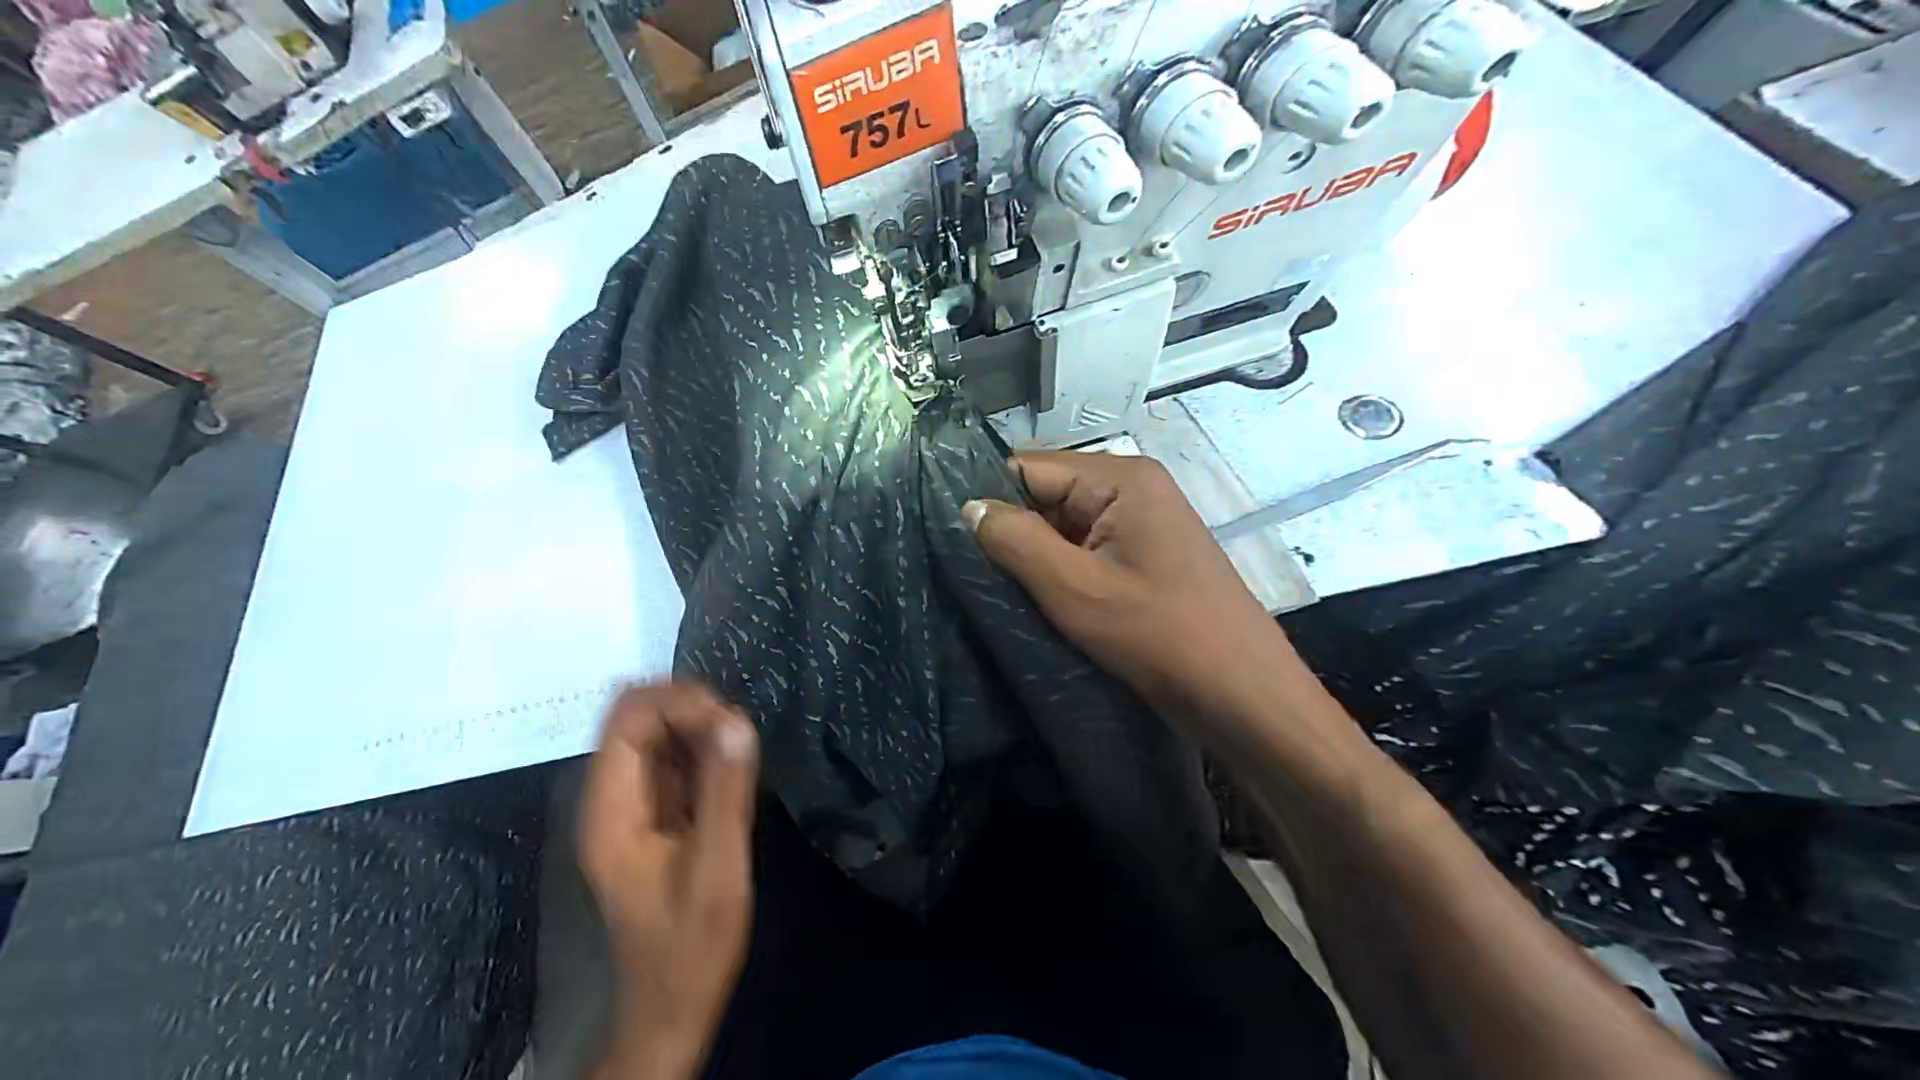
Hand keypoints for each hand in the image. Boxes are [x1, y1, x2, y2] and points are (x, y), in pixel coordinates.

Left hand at [579, 682, 758, 1079]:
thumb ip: (725, 791)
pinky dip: (706, 747)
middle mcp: (613, 798)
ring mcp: (634, 804)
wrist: (673, 1003)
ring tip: (741, 749)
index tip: (728, 724)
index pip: (627, 719)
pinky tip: (734, 765)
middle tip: (738, 733)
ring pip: (658, 731)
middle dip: (690, 708)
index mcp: (612, 810)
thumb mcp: (717, 868)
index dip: (678, 705)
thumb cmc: (691, 944)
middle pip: (638, 715)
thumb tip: (737, 720)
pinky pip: (676, 757)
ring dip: (701, 725)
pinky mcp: (658, 811)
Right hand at [965, 452, 1315, 746]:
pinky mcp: (1144, 556)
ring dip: (1036, 558)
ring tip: (1006, 593)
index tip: (954, 543)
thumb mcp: (1074, 588)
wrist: (1242, 696)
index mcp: (1121, 478)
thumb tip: (969, 507)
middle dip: (1013, 533)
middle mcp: (1133, 488)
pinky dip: (1061, 573)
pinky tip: (1042, 601)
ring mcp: (1142, 523)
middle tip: (979, 577)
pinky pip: (1086, 550)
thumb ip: (1014, 540)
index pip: (1027, 467)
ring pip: (1062, 526)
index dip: (989, 502)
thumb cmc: (1159, 636)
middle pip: (1045, 495)